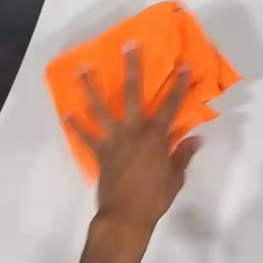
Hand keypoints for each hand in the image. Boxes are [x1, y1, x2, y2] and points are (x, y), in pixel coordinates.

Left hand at [69, 44, 199, 262]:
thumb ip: (183, 155)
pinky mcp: (99, 152)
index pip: (171, 106)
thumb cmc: (155, 198)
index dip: (178, 85)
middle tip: (128, 45)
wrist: (126, 217)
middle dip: (132, 67)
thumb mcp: (176, 177)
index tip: (183, 66)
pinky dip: (76, 125)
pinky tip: (66, 113)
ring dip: (91, 87)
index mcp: (155, 136)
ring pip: (100, 108)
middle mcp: (133, 131)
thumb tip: (196, 139)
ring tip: (82, 68)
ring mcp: (113, 140)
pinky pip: (85, 136)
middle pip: (132, 93)